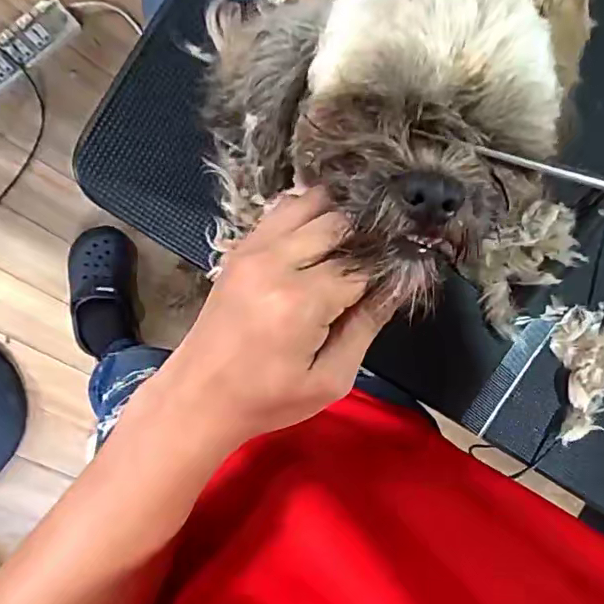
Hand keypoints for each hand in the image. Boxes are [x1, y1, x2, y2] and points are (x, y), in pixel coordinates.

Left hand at [134, 189, 390, 448]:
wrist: (199, 397)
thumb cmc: (266, 400)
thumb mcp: (330, 379)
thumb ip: (367, 326)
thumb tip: (401, 282)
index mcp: (300, 302)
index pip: (364, 264)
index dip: (389, 267)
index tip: (404, 274)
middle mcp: (275, 263)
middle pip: (340, 223)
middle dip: (367, 239)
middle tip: (380, 262)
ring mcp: (253, 250)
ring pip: (311, 204)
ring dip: (339, 219)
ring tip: (353, 247)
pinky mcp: (241, 248)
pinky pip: (283, 210)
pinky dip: (309, 215)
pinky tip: (323, 238)